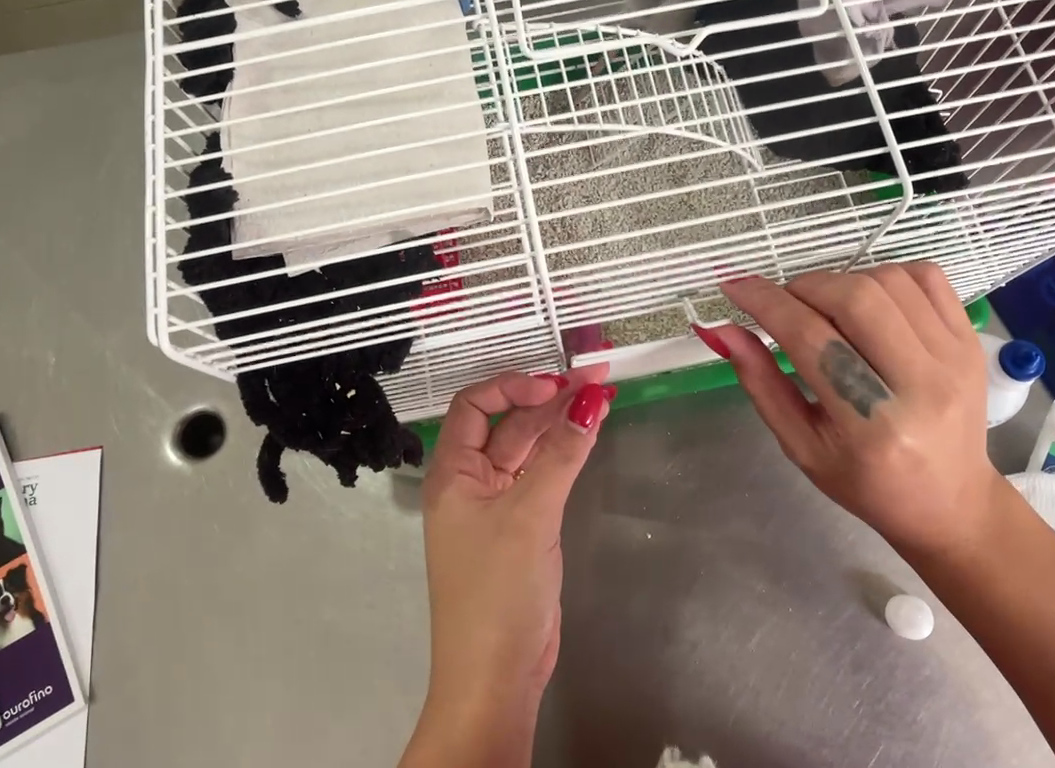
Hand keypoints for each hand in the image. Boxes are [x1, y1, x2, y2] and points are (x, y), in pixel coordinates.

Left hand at [403, 367, 612, 766]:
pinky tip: (590, 435)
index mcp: (452, 473)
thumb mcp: (530, 515)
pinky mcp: (522, 527)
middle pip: (508, 425)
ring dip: (561, 425)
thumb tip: (590, 399)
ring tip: (602, 398)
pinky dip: (565, 455)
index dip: (512, 387)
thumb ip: (561, 455)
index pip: (473, 406)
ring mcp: (498, 506)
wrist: (496, 675)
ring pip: (529, 450)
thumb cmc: (497, 590)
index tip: (554, 386)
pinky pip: (542, 476)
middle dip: (549, 401)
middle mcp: (471, 483)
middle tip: (596, 379)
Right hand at [701, 263, 998, 556]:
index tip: (735, 286)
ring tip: (825, 307)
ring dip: (841, 280)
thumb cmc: (866, 482)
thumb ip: (761, 383)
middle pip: (853, 298)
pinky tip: (869, 300)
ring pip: (887, 280)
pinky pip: (926, 276)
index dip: (765, 303)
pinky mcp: (971, 340)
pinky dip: (887, 274)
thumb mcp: (800, 445)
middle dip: (803, 287)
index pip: (810, 339)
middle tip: (784, 303)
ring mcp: (954, 358)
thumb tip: (722, 330)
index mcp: (871, 426)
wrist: (951, 501)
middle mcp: (920, 386)